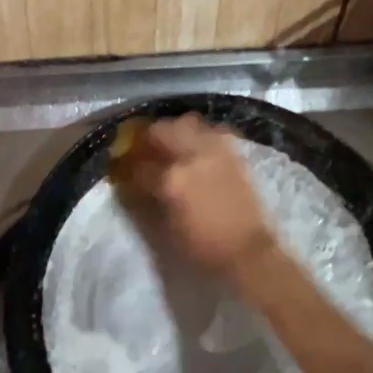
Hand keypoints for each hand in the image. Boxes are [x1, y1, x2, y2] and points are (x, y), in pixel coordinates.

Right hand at [129, 114, 277, 279]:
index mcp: (171, 180)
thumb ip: (146, 201)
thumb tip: (133, 184)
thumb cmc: (205, 248)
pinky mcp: (233, 150)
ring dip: (174, 129)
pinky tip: (198, 147)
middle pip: (160, 129)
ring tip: (171, 143)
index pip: (139, 164)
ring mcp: (214, 149)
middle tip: (145, 148)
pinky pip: (211, 130)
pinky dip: (200, 133)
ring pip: (186, 121)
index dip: (127, 165)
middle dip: (148, 137)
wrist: (250, 251)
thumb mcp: (167, 230)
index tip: (123, 166)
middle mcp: (191, 156)